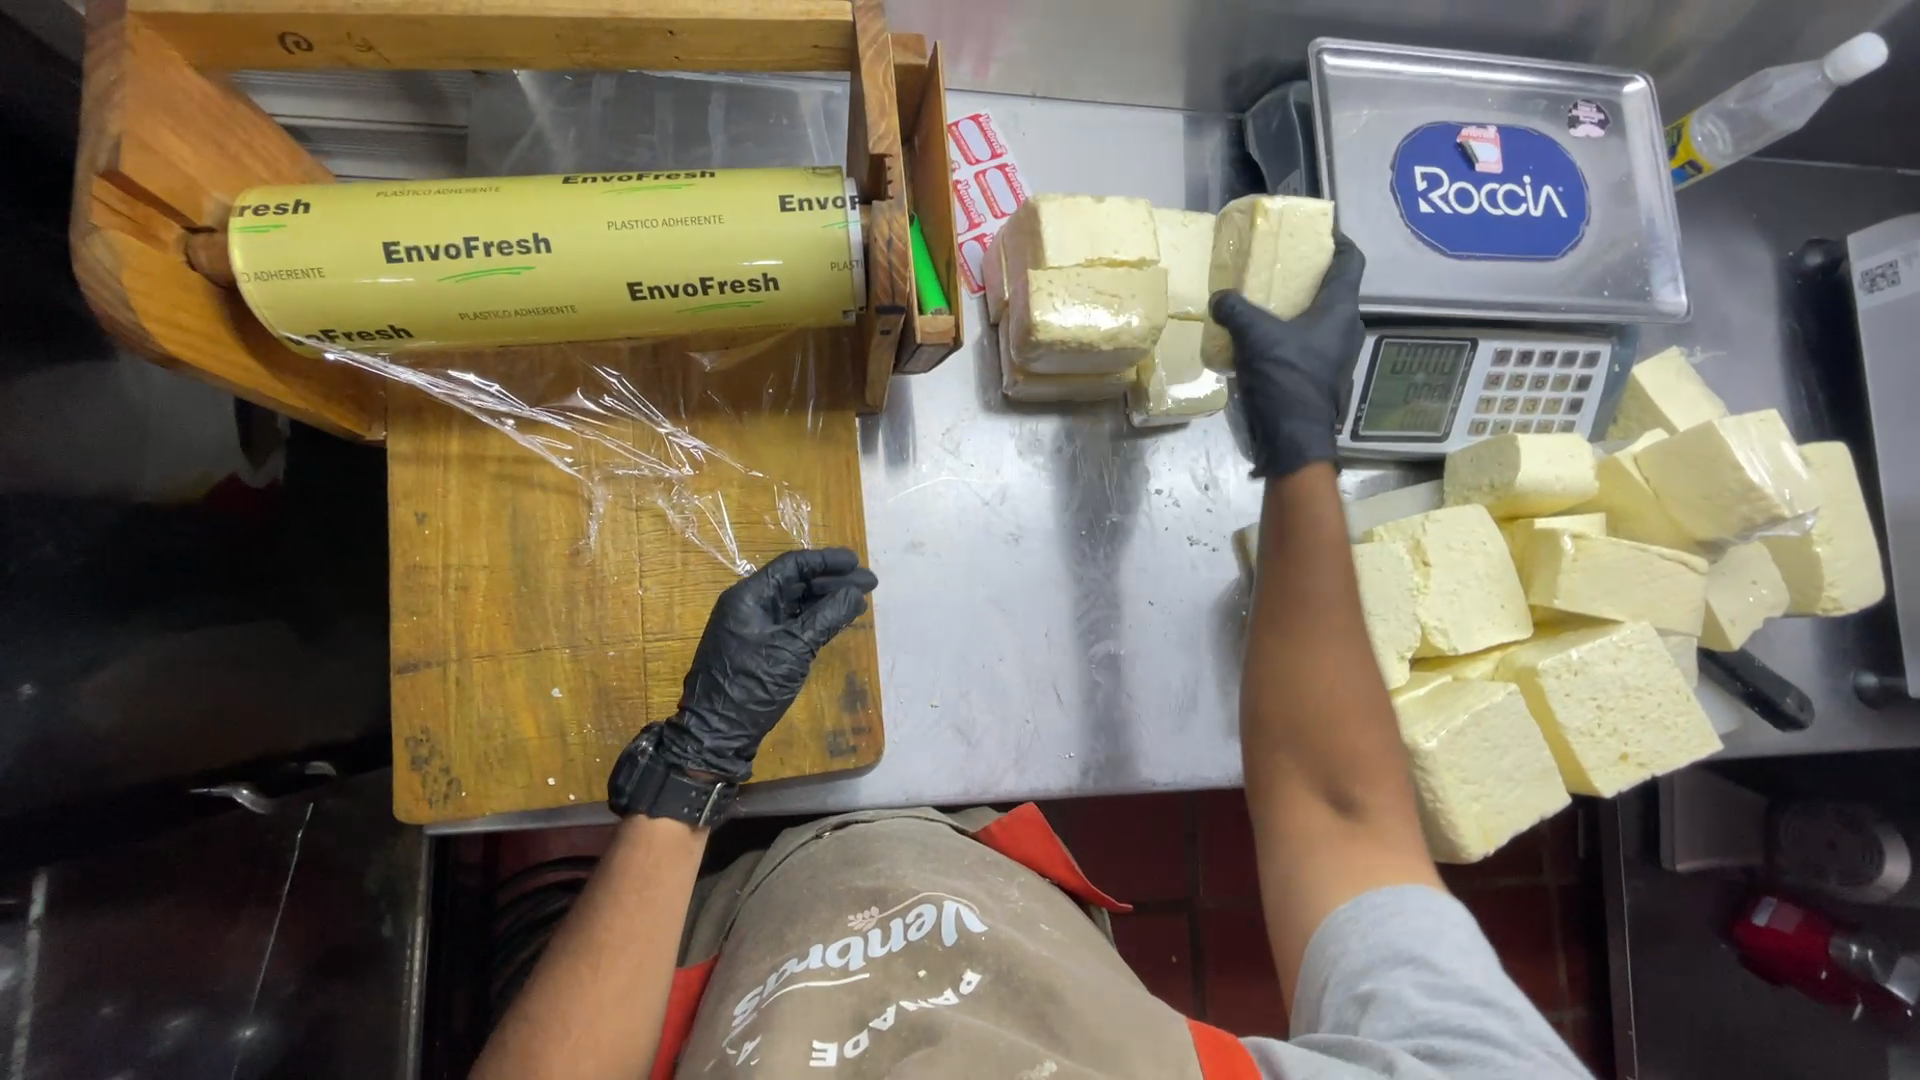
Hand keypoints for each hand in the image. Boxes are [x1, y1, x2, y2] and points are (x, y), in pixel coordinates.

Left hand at [651, 548, 876, 783]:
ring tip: (861, 600)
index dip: (827, 561)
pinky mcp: (761, 649)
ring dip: (828, 601)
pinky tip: (839, 620)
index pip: (793, 566)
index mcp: (749, 596)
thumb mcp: (794, 648)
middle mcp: (750, 606)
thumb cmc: (752, 685)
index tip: (856, 562)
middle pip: (797, 583)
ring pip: (797, 604)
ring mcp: (755, 628)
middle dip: (834, 581)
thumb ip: (827, 617)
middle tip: (869, 583)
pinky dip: (817, 620)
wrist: (717, 733)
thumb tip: (856, 593)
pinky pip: (793, 624)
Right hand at [1211, 233, 1366, 478]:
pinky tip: (1262, 344)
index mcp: (1341, 310)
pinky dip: (1289, 338)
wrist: (1293, 436)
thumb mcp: (1254, 336)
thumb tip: (1220, 297)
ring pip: (1320, 321)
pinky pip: (1308, 346)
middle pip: (1334, 292)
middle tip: (1282, 269)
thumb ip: (1236, 310)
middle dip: (1309, 278)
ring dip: (1297, 311)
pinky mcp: (1321, 379)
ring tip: (1266, 306)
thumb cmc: (1285, 378)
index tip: (1321, 232)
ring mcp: (1336, 357)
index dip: (1339, 241)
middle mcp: (1346, 329)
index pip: (1351, 261)